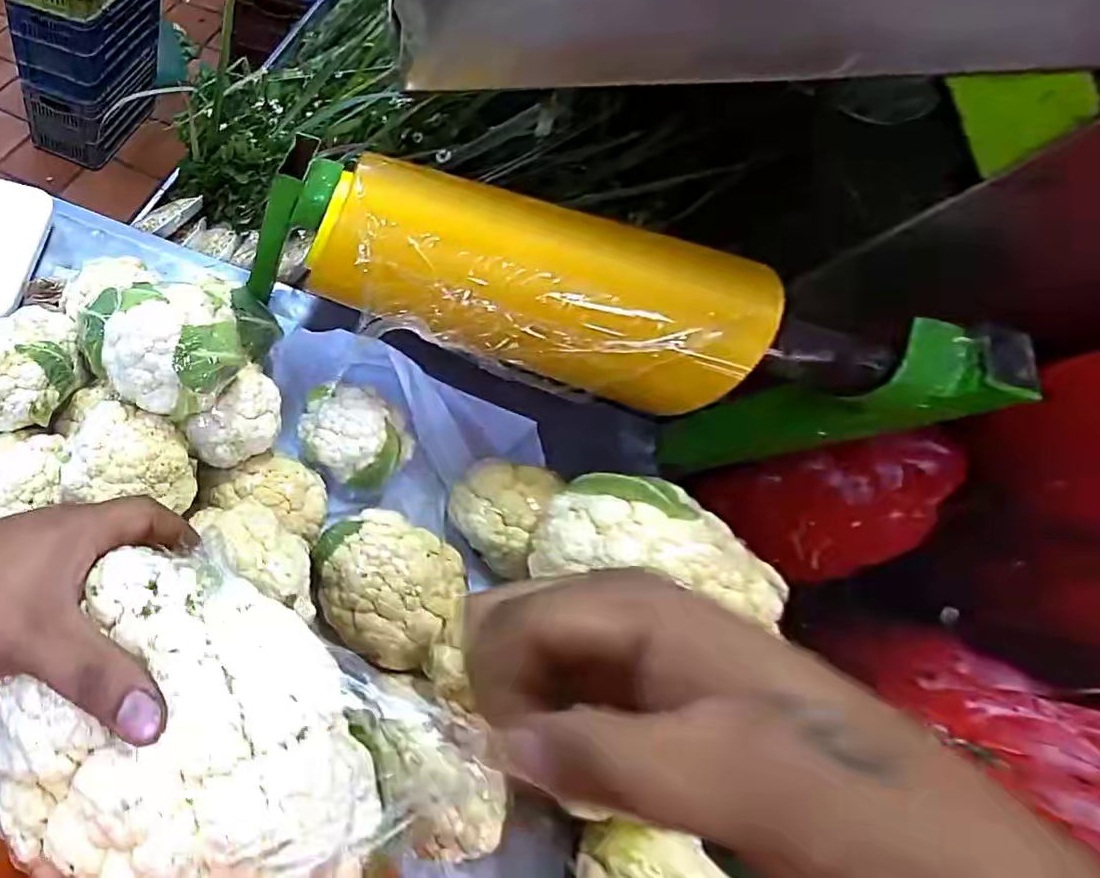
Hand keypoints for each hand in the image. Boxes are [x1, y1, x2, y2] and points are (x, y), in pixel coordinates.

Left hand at [0, 499, 195, 746]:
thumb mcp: (42, 642)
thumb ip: (98, 677)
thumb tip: (158, 722)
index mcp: (79, 527)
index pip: (144, 512)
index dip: (177, 530)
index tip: (203, 560)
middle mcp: (60, 525)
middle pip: (121, 531)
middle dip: (154, 559)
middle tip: (179, 599)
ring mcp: (33, 543)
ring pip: (92, 552)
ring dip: (119, 577)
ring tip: (139, 620)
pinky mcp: (12, 565)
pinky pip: (67, 570)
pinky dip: (87, 591)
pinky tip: (82, 628)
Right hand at [465, 570, 1099, 877]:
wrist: (956, 851)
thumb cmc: (843, 798)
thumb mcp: (735, 781)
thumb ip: (608, 755)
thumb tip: (498, 746)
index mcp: (627, 600)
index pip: (507, 619)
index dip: (496, 686)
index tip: (520, 760)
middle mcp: (614, 602)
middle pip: (503, 620)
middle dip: (497, 686)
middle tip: (532, 760)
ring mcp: (627, 637)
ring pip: (522, 650)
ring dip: (518, 706)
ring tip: (557, 769)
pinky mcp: (640, 677)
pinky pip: (556, 681)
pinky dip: (544, 719)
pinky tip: (577, 763)